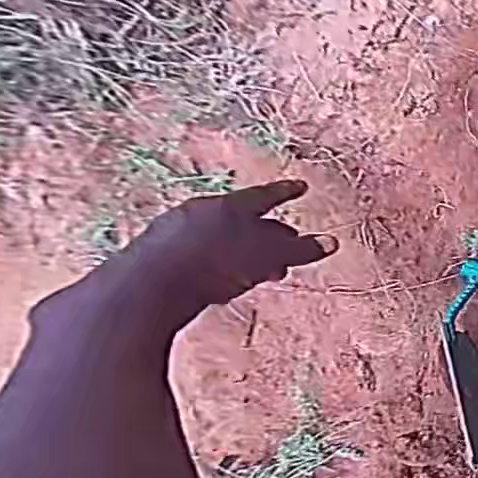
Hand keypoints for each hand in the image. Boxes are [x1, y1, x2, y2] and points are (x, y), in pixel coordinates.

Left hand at [45, 179, 337, 335]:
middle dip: (268, 233)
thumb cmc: (213, 266)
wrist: (145, 291)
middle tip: (288, 249)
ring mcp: (172, 233)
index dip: (285, 192)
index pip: (265, 195)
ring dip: (244, 251)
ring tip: (262, 270)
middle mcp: (198, 213)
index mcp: (226, 207)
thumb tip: (331, 243)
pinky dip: (220, 262)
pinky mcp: (155, 256)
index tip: (299, 187)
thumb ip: (300, 250)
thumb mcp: (268, 258)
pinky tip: (225, 279)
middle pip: (242, 218)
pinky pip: (199, 253)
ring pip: (220, 237)